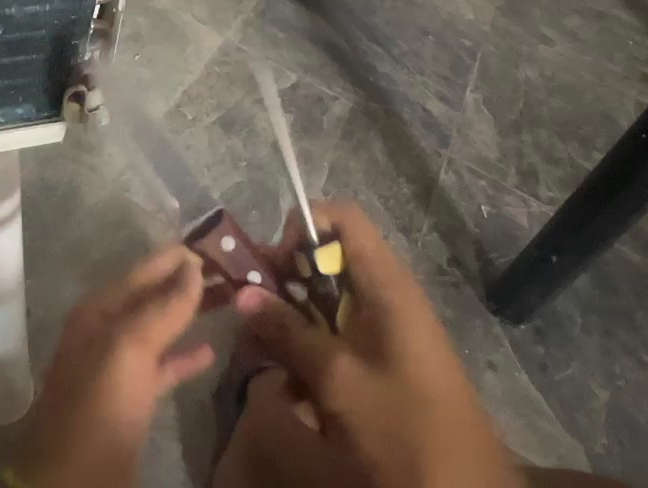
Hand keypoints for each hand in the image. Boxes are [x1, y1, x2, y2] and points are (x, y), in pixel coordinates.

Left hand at [13, 244, 216, 487]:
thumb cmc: (97, 407)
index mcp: (98, 312)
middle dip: (186, 282)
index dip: (174, 257)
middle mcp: (105, 332)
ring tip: (228, 300)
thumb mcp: (128, 350)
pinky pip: (162, 367)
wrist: (72, 484)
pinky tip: (210, 351)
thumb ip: (162, 308)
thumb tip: (193, 266)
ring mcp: (117, 368)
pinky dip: (185, 356)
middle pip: (151, 296)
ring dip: (189, 314)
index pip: (141, 271)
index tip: (215, 243)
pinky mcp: (131, 402)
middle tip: (230, 268)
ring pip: (159, 329)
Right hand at [230, 201, 523, 487]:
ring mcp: (384, 335)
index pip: (341, 219)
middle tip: (248, 317)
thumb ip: (288, 332)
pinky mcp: (381, 368)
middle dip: (282, 286)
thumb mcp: (338, 379)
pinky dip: (307, 357)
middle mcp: (384, 299)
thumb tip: (242, 292)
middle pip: (324, 264)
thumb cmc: (405, 427)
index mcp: (385, 285)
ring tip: (259, 359)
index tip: (273, 268)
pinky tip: (289, 393)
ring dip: (288, 328)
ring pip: (323, 307)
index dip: (302, 231)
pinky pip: (335, 343)